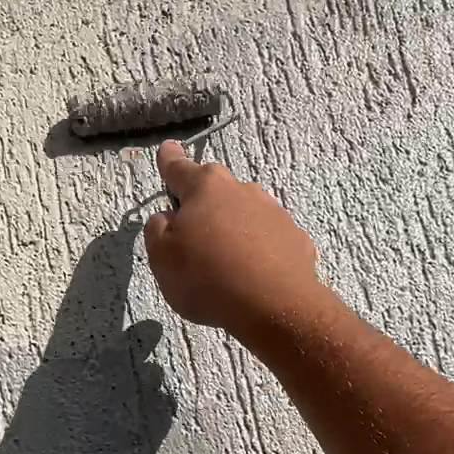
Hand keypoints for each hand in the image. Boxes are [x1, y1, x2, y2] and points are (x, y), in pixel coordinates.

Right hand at [143, 140, 329, 330]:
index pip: (180, 169)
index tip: (167, 149)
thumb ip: (158, 231)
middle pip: (217, 190)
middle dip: (205, 202)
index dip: (170, 161)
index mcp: (205, 189)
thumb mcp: (162, 258)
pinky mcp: (295, 239)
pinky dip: (260, 251)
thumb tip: (167, 217)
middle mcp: (242, 191)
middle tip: (196, 228)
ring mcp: (274, 212)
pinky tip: (254, 275)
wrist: (271, 304)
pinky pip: (270, 240)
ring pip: (246, 214)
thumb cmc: (205, 278)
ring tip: (227, 263)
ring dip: (234, 229)